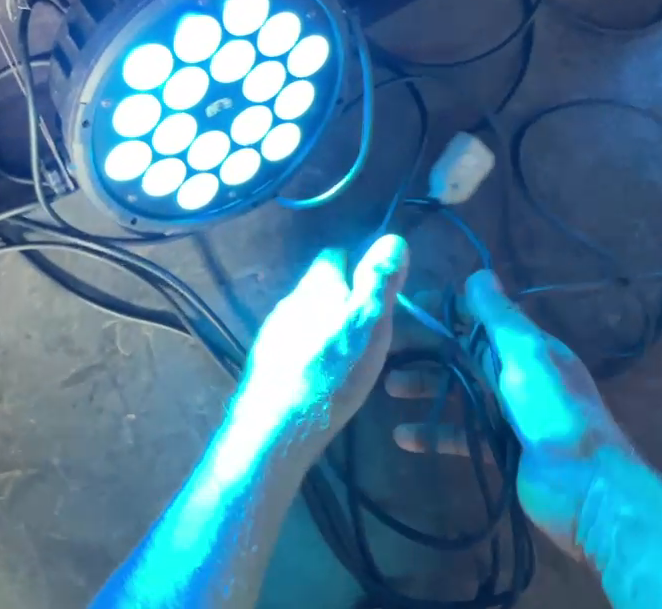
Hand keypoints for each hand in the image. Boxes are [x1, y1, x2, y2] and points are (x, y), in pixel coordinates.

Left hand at [234, 235, 408, 446]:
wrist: (278, 423)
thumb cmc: (332, 370)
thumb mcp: (368, 322)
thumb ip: (379, 280)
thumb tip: (393, 238)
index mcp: (316, 284)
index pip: (337, 255)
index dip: (362, 266)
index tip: (385, 292)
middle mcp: (290, 298)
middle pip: (323, 286)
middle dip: (348, 300)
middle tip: (377, 329)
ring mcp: (275, 329)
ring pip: (310, 315)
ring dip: (332, 327)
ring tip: (357, 354)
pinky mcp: (268, 358)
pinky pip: (298, 343)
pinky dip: (315, 350)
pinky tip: (327, 374)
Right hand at [385, 270, 628, 555]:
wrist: (589, 492)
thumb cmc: (556, 413)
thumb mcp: (527, 355)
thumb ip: (500, 317)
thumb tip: (479, 272)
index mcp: (526, 348)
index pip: (478, 318)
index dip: (443, 310)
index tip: (405, 306)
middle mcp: (515, 375)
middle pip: (461, 353)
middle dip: (425, 349)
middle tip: (385, 348)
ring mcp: (505, 413)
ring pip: (455, 391)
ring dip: (423, 386)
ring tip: (388, 387)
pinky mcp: (497, 448)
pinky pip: (457, 434)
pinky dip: (432, 433)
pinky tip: (403, 437)